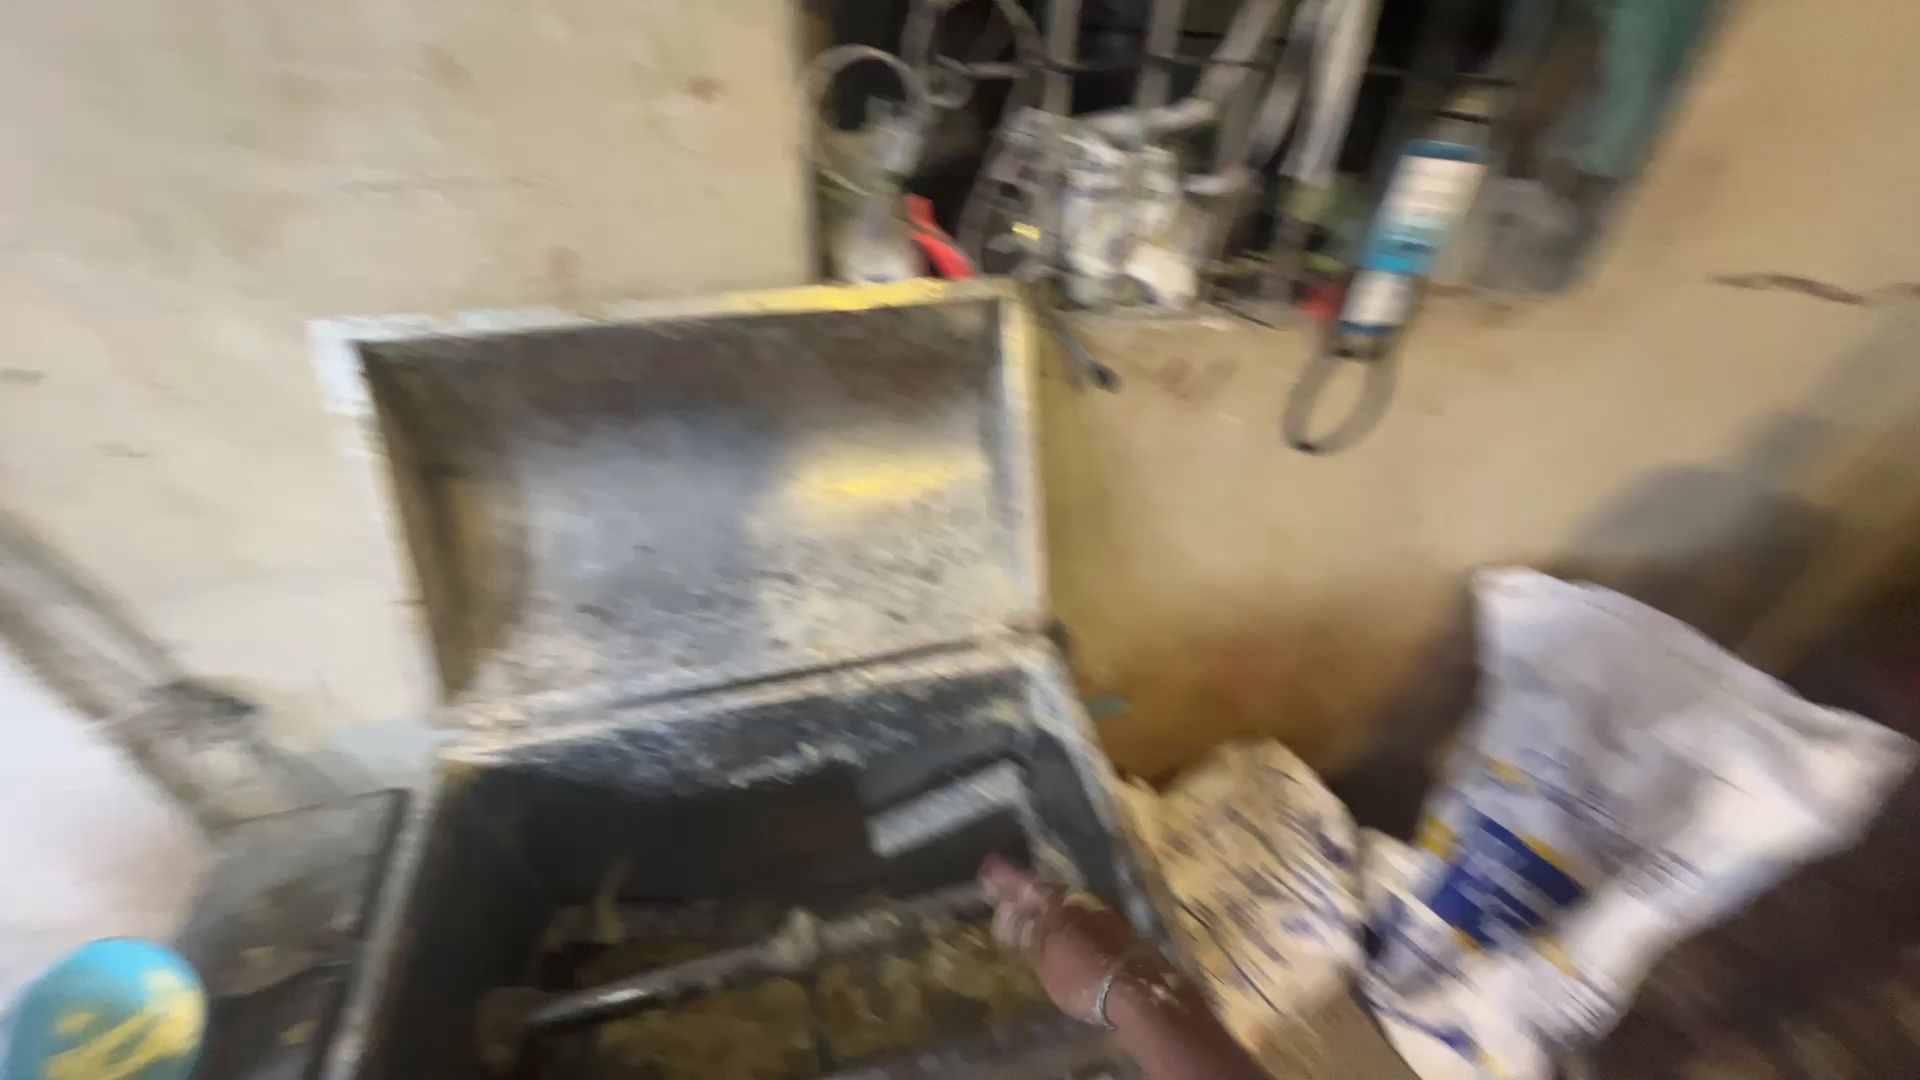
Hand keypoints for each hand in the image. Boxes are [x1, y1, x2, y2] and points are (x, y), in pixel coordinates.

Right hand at [977, 854, 1138, 1021]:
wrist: (1137, 990)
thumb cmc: (1083, 974)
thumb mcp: (1045, 957)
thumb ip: (1025, 933)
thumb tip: (1003, 912)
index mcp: (1057, 903)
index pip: (1025, 884)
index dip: (1005, 878)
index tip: (988, 868)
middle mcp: (1078, 901)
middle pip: (1045, 890)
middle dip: (1024, 890)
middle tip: (1006, 889)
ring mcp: (1098, 914)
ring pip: (1063, 902)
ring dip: (1043, 905)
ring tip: (1028, 910)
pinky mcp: (1113, 931)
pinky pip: (1076, 916)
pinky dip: (1061, 919)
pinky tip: (1058, 930)